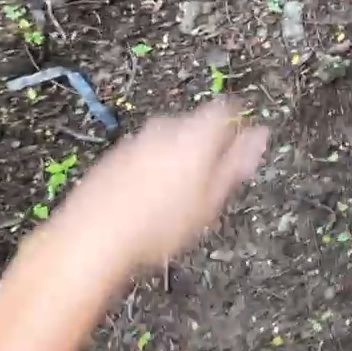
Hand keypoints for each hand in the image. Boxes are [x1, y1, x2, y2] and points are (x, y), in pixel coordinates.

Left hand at [49, 98, 267, 272]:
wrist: (91, 241)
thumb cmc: (158, 225)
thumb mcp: (211, 199)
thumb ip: (238, 162)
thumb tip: (260, 135)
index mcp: (196, 134)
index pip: (225, 109)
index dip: (237, 124)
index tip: (241, 144)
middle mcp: (165, 130)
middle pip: (195, 125)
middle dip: (206, 144)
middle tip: (211, 178)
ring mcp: (135, 143)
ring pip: (168, 140)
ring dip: (177, 157)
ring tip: (178, 194)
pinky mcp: (112, 159)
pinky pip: (143, 154)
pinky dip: (151, 168)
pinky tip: (149, 199)